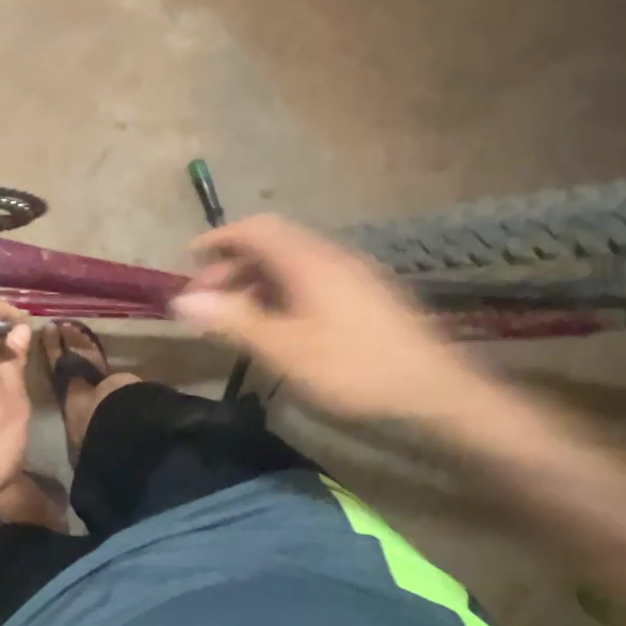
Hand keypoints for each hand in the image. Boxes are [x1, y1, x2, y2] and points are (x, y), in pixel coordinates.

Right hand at [169, 214, 492, 422]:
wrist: (442, 397)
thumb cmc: (356, 371)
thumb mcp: (285, 350)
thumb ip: (233, 322)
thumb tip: (182, 301)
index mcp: (308, 260)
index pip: (255, 229)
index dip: (218, 239)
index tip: (190, 259)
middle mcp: (331, 256)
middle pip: (272, 243)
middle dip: (233, 265)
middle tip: (209, 299)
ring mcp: (354, 275)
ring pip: (292, 262)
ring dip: (257, 280)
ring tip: (238, 316)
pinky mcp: (368, 296)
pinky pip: (311, 277)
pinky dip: (282, 290)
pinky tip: (279, 325)